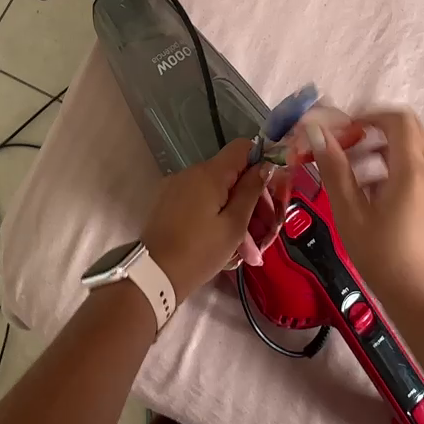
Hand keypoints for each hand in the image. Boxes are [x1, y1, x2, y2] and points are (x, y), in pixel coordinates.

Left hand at [141, 139, 270, 301]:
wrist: (152, 275)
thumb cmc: (199, 252)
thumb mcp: (233, 226)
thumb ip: (251, 191)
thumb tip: (264, 166)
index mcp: (209, 173)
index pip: (242, 147)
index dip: (260, 162)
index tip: (270, 190)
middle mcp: (192, 172)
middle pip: (231, 173)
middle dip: (251, 197)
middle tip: (264, 231)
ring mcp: (177, 186)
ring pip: (216, 190)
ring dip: (235, 212)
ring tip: (247, 250)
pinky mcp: (168, 201)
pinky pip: (200, 200)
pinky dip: (215, 214)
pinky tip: (224, 243)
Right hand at [305, 108, 423, 311]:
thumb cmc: (383, 257)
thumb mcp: (350, 213)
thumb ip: (335, 169)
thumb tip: (318, 132)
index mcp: (410, 170)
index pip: (399, 119)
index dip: (370, 115)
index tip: (344, 128)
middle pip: (405, 133)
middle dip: (371, 132)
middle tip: (343, 147)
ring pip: (406, 155)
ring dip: (375, 154)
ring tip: (346, 177)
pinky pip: (409, 175)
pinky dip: (385, 173)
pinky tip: (362, 199)